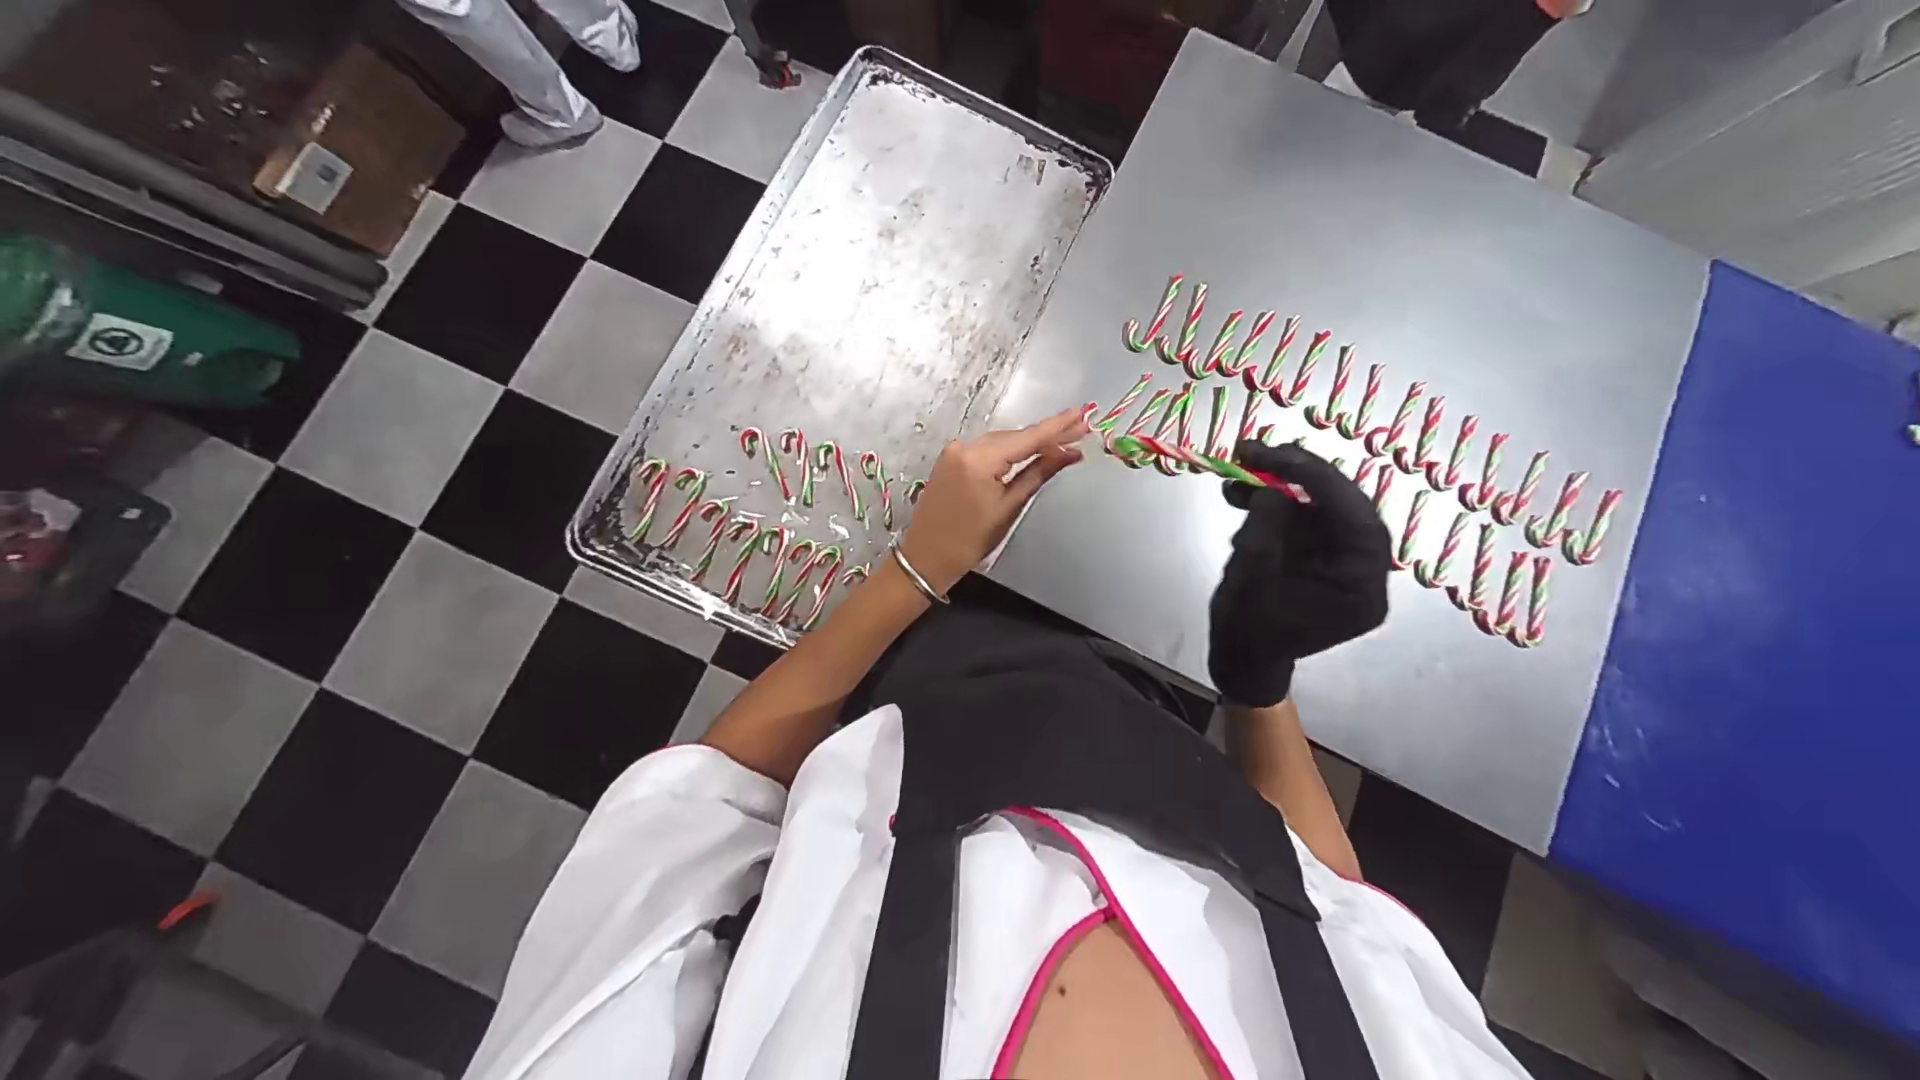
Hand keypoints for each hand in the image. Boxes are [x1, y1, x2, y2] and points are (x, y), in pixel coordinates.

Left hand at [897, 407, 1089, 594]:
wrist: (926, 557)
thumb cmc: (970, 540)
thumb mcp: (1009, 507)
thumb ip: (1038, 473)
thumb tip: (1068, 453)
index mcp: (979, 459)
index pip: (1027, 438)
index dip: (1058, 427)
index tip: (1082, 415)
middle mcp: (964, 447)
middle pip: (1013, 437)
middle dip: (1046, 436)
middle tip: (1079, 433)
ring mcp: (954, 452)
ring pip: (999, 442)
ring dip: (1027, 444)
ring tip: (1060, 443)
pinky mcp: (949, 461)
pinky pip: (985, 450)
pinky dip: (1007, 452)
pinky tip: (1028, 453)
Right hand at [1209, 440, 1390, 706]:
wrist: (1240, 659)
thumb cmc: (1248, 631)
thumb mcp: (1251, 580)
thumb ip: (1265, 531)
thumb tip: (1271, 489)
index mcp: (1361, 587)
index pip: (1356, 520)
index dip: (1321, 482)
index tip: (1281, 457)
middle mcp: (1359, 569)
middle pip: (1339, 506)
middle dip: (1296, 474)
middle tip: (1255, 451)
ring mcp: (1336, 559)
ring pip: (1315, 506)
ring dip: (1276, 484)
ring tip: (1237, 468)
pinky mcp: (1313, 553)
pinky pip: (1297, 517)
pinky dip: (1269, 503)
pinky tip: (1238, 494)